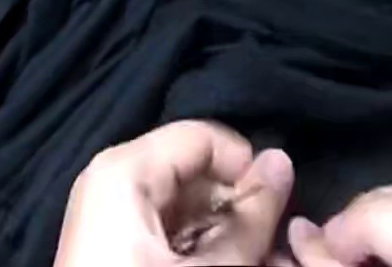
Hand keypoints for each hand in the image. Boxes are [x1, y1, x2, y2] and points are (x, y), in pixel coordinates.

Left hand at [55, 121, 294, 266]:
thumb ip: (248, 221)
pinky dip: (198, 251)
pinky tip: (228, 266)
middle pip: (193, 173)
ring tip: (263, 262)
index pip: (202, 138)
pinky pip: (164, 233)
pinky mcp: (112, 250)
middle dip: (238, 209)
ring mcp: (108, 215)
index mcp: (125, 168)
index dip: (247, 169)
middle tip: (277, 251)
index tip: (282, 211)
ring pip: (183, 207)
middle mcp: (114, 178)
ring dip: (224, 235)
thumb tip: (282, 161)